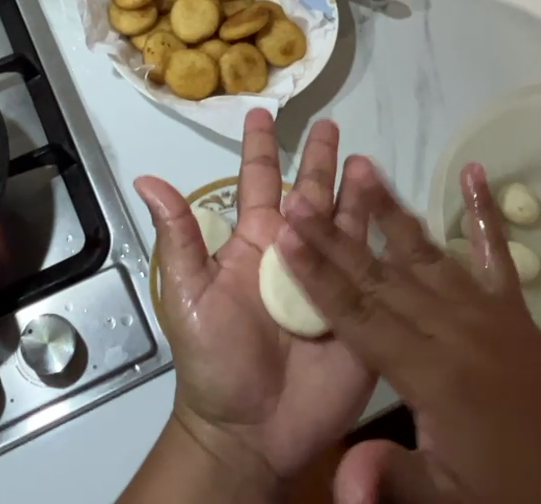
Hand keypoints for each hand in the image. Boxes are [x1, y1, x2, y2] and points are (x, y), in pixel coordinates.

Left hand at [132, 110, 376, 490]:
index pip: (257, 182)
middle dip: (318, 159)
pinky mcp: (360, 309)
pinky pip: (374, 267)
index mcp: (252, 242)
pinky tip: (392, 210)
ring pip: (345, 222)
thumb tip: (147, 179)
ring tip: (363, 160)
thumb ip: (178, 235)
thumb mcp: (188, 291)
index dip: (260, 148)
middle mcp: (293, 250)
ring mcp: (329, 277)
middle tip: (329, 125)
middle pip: (309, 193)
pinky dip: (384, 237)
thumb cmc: (213, 358)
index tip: (261, 112)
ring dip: (354, 191)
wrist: (250, 428)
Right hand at [277, 162, 540, 503]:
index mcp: (433, 375)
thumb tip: (342, 478)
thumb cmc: (512, 493)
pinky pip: (494, 253)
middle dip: (334, 235)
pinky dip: (483, 211)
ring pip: (426, 253)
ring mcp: (488, 312)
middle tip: (300, 195)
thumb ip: (392, 478)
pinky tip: (474, 172)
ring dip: (390, 209)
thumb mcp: (449, 500)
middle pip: (381, 275)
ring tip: (361, 166)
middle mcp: (455, 330)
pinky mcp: (514, 308)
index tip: (284, 233)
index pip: (359, 314)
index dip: (317, 274)